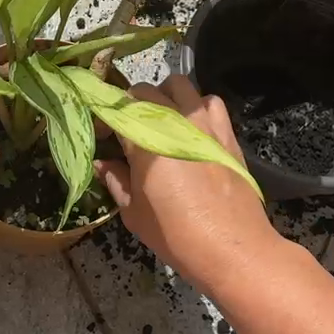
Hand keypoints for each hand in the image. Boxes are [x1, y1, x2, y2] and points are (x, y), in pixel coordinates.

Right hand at [94, 76, 281, 286]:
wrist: (233, 248)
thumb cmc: (176, 234)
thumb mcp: (134, 213)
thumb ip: (115, 181)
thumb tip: (102, 163)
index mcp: (145, 141)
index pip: (115, 110)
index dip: (103, 117)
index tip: (100, 134)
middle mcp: (174, 122)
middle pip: (144, 91)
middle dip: (129, 105)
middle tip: (127, 129)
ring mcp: (204, 123)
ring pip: (178, 85)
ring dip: (163, 95)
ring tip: (160, 120)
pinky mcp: (226, 131)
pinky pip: (209, 101)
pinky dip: (197, 105)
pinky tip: (192, 127)